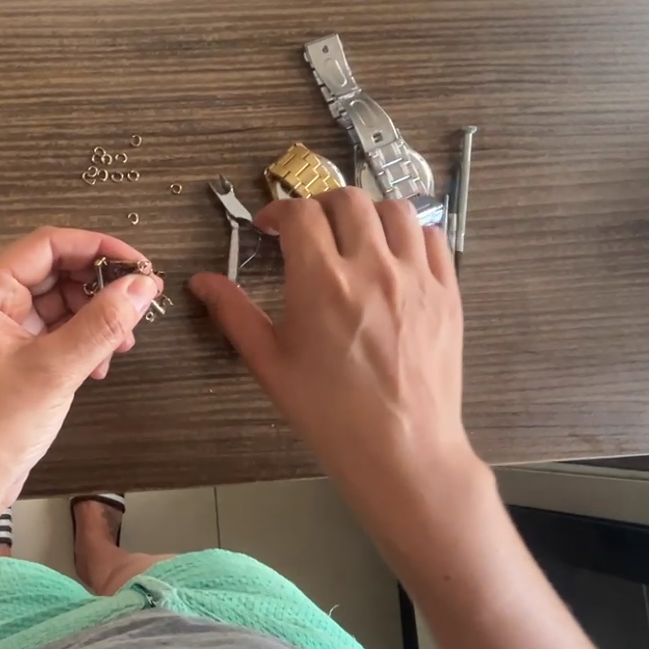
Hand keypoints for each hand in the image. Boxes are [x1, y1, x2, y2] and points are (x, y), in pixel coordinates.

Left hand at [0, 227, 164, 521]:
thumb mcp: (54, 370)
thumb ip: (102, 323)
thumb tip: (143, 285)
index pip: (48, 244)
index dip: (98, 248)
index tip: (141, 267)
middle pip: (54, 270)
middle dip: (98, 288)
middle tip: (140, 306)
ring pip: (57, 302)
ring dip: (93, 318)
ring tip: (122, 344)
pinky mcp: (8, 356)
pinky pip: (52, 331)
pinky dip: (80, 341)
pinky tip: (99, 366)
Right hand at [189, 188, 479, 516]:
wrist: (399, 449)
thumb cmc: (327, 411)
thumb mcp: (268, 362)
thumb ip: (233, 312)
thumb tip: (202, 281)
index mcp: (320, 282)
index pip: (299, 214)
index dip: (277, 212)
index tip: (268, 227)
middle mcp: (371, 268)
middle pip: (347, 199)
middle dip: (318, 205)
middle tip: (305, 229)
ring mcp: (415, 278)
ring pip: (395, 209)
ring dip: (365, 213)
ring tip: (350, 237)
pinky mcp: (446, 292)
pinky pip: (432, 238)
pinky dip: (408, 234)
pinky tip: (390, 257)